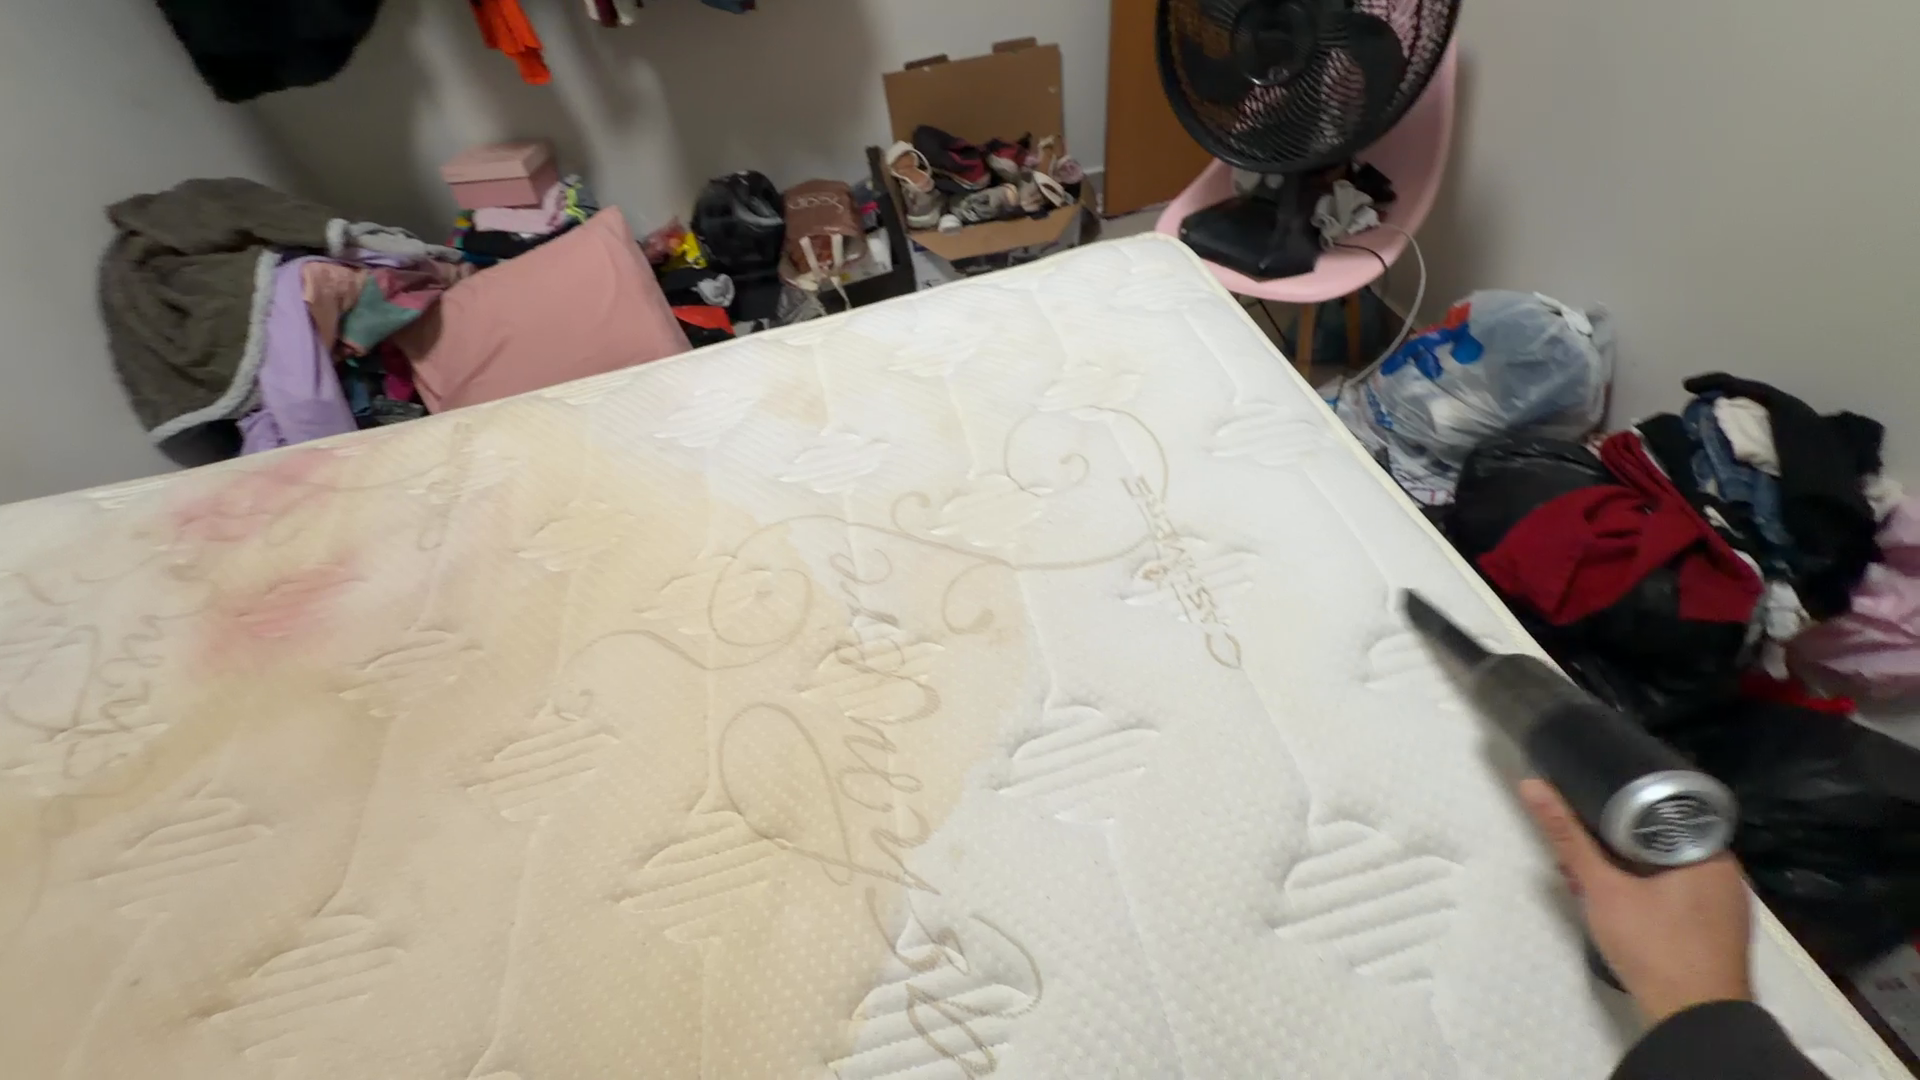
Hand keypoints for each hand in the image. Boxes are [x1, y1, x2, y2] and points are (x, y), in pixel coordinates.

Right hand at [1518, 778, 1753, 1024]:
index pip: (1657, 810)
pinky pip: (1666, 889)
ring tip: (1581, 876)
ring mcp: (1719, 904)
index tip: (1579, 811)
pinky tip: (1606, 897)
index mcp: (1709, 856)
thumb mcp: (1601, 885)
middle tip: (1572, 853)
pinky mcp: (1709, 926)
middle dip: (1606, 843)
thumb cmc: (1654, 944)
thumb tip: (1532, 784)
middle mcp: (1722, 874)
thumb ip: (1567, 835)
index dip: (1614, 807)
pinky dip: (1635, 886)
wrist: (1693, 1019)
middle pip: (1652, 839)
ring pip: (1656, 866)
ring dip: (1616, 867)